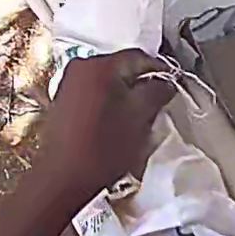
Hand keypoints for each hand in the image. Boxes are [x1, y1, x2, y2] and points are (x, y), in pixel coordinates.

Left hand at [34, 50, 175, 204]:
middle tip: (158, 101)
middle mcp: (81, 66)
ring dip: (124, 94)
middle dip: (141, 82)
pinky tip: (116, 122)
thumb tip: (165, 81)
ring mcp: (68, 83)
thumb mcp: (140, 116)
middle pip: (121, 67)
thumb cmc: (104, 146)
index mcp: (100, 65)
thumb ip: (157, 91)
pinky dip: (108, 102)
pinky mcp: (62, 102)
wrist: (63, 179)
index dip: (160, 69)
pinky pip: (93, 93)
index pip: (138, 56)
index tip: (172, 83)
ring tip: (139, 115)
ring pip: (107, 81)